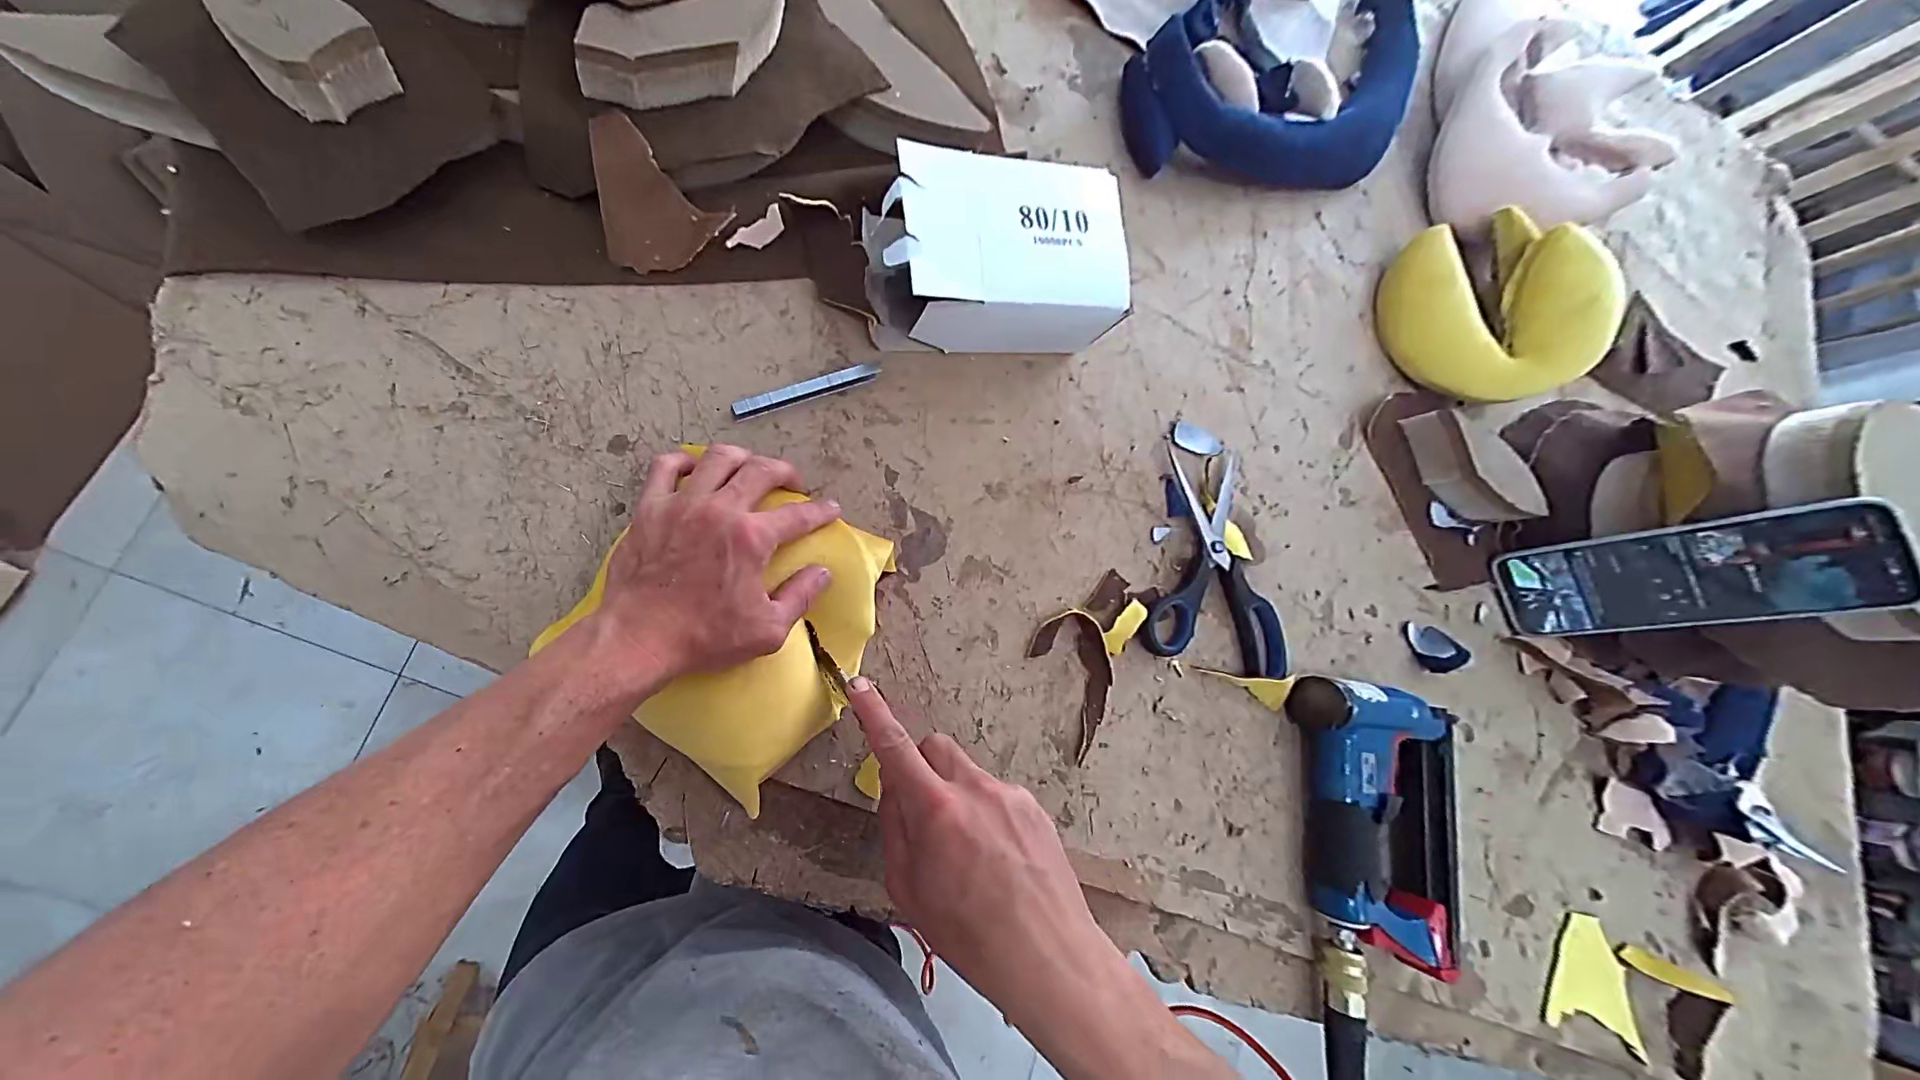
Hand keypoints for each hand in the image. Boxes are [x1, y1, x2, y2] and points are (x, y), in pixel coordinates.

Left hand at [588, 446, 840, 684]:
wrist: (638, 639)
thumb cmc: (703, 637)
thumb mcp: (767, 629)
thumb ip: (801, 596)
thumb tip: (822, 573)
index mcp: (751, 538)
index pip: (798, 515)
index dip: (821, 511)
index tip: (831, 509)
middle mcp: (720, 510)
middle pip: (761, 470)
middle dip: (785, 472)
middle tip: (792, 483)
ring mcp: (682, 505)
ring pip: (718, 457)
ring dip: (741, 458)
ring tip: (748, 468)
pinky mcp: (650, 509)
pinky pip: (667, 467)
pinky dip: (685, 462)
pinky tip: (695, 470)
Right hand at [847, 678, 1234, 1078]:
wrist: (1048, 955)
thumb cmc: (970, 934)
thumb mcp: (908, 889)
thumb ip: (895, 828)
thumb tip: (895, 791)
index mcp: (937, 809)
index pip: (896, 748)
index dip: (873, 714)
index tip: (860, 688)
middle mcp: (975, 788)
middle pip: (936, 747)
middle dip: (921, 767)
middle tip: (923, 811)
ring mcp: (1009, 794)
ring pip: (967, 774)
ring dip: (956, 796)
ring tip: (969, 852)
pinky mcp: (1033, 806)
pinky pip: (997, 794)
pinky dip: (986, 813)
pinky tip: (998, 858)